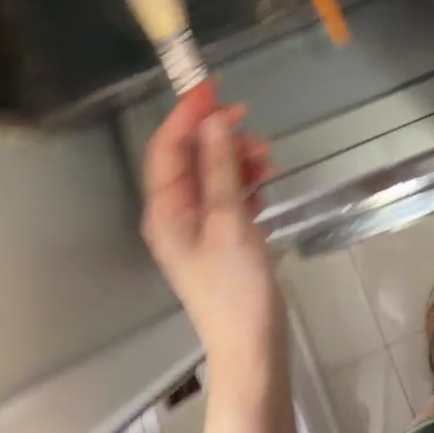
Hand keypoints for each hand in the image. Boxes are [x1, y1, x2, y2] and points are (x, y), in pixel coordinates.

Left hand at [140, 83, 280, 388]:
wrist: (252, 347)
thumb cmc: (236, 284)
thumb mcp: (229, 218)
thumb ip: (220, 166)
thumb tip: (213, 119)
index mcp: (165, 208)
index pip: (168, 147)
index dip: (188, 113)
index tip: (214, 85)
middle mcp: (174, 213)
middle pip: (191, 157)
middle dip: (221, 137)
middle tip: (253, 126)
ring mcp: (197, 227)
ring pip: (213, 174)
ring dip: (238, 159)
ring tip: (268, 161)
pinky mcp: (220, 237)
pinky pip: (228, 195)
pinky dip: (246, 182)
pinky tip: (266, 184)